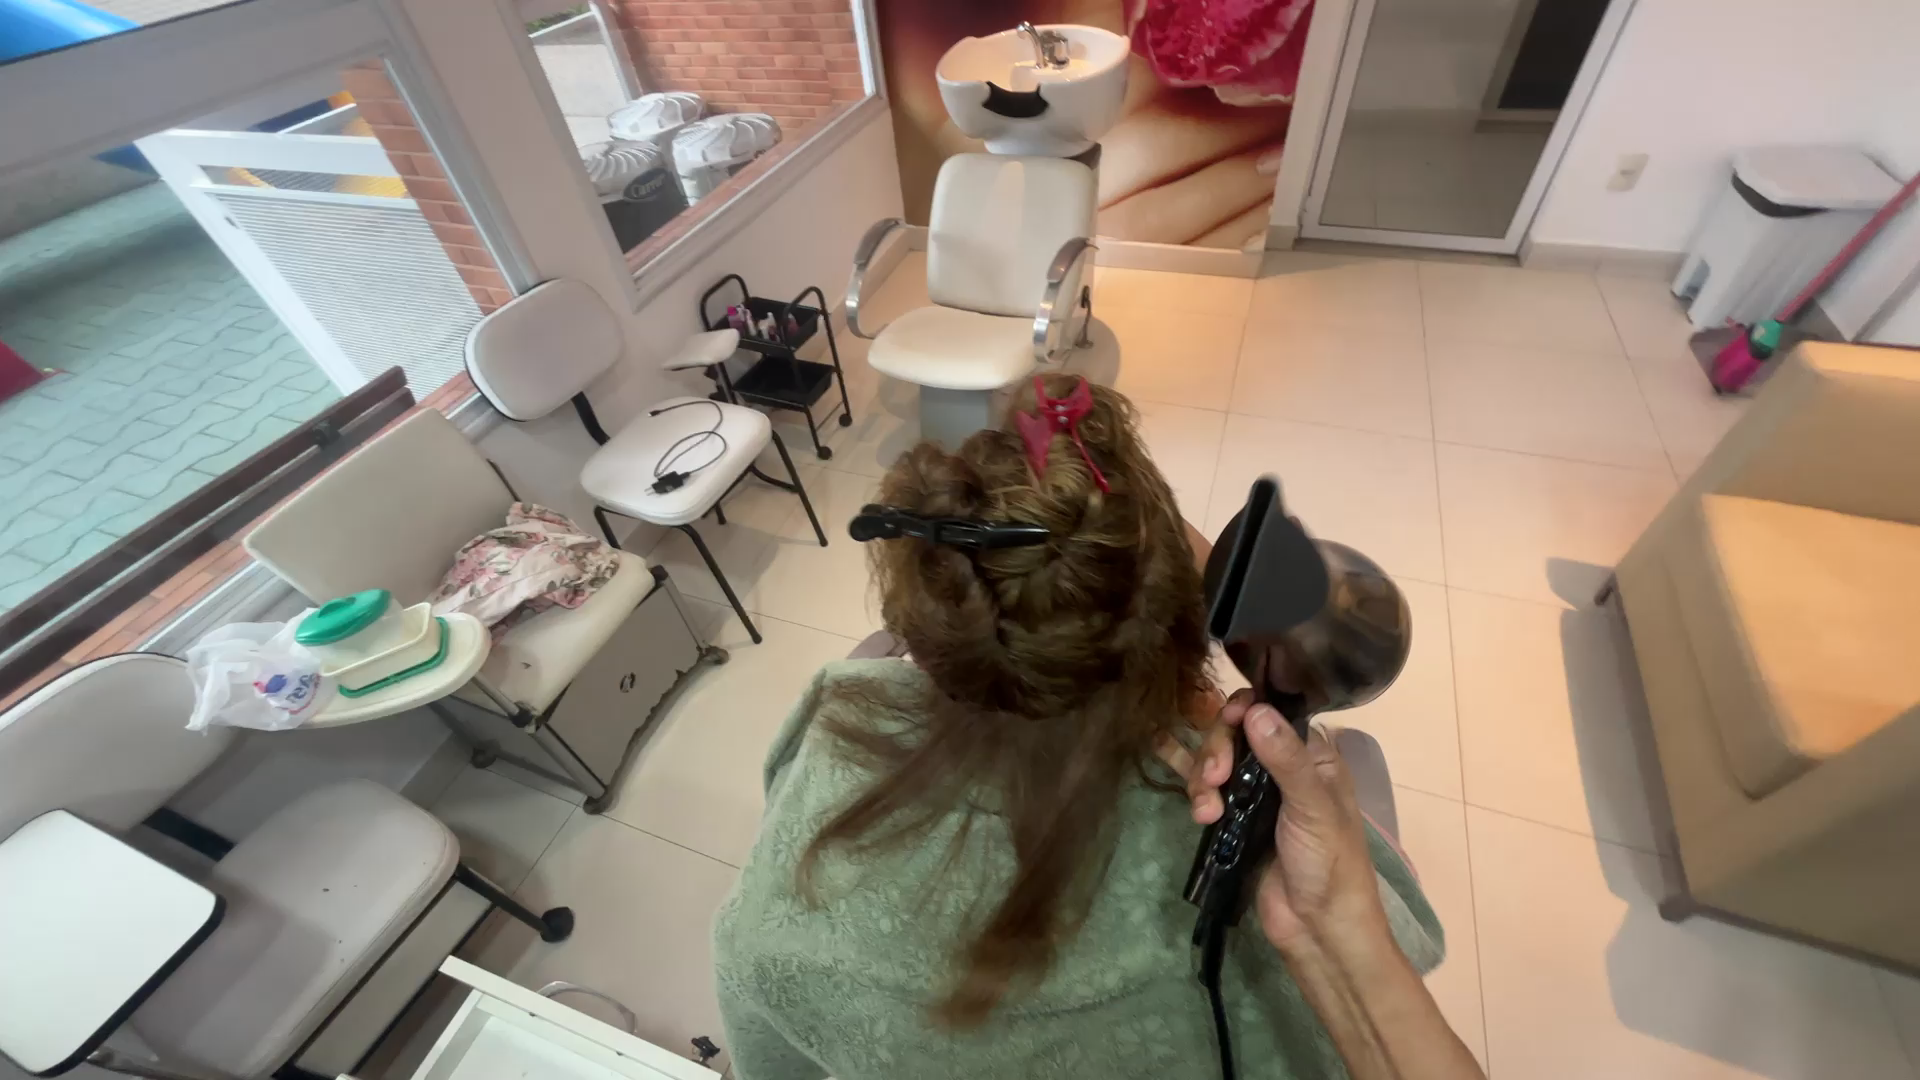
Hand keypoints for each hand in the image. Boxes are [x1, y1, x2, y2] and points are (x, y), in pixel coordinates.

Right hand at [1187, 691, 1391, 955]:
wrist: (1316, 930)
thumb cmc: (1330, 864)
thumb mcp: (1312, 808)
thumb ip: (1284, 758)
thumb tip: (1255, 710)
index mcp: (1311, 757)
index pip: (1271, 713)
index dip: (1244, 710)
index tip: (1227, 720)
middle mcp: (1280, 767)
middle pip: (1234, 734)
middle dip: (1216, 752)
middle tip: (1213, 780)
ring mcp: (1253, 793)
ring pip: (1213, 761)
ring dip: (1201, 779)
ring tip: (1205, 813)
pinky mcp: (1232, 817)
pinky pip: (1202, 786)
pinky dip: (1186, 779)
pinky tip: (1166, 764)